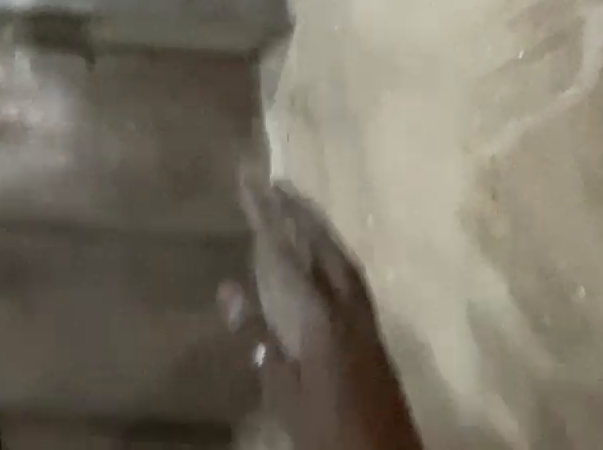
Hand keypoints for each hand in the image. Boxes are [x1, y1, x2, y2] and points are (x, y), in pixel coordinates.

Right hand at [228, 171, 423, 449]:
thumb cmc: (326, 427)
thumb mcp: (281, 386)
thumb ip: (257, 335)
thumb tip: (228, 288)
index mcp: (318, 313)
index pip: (283, 249)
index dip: (264, 211)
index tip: (249, 177)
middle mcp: (346, 305)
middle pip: (320, 245)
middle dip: (296, 210)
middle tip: (272, 183)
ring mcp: (366, 319)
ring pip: (340, 258)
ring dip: (317, 228)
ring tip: (295, 207)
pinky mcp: (374, 335)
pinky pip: (349, 276)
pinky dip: (330, 253)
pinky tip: (322, 258)